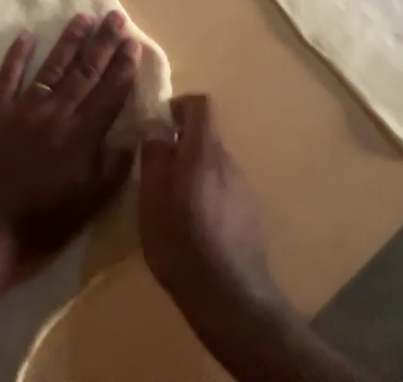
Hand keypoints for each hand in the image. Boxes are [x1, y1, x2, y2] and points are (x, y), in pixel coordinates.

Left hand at [0, 11, 141, 275]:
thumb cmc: (45, 223)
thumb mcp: (92, 203)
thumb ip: (115, 166)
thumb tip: (134, 134)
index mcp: (83, 136)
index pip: (110, 92)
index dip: (123, 65)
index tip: (133, 41)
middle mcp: (57, 114)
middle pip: (85, 71)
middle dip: (103, 42)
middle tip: (115, 16)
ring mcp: (24, 109)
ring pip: (52, 67)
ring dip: (68, 41)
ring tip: (82, 17)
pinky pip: (8, 76)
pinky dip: (17, 55)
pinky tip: (27, 35)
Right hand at [139, 95, 278, 316]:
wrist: (230, 297)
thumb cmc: (181, 243)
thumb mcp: (152, 198)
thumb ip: (154, 156)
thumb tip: (155, 126)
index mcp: (205, 152)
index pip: (201, 105)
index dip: (178, 106)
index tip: (158, 124)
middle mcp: (230, 163)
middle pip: (206, 136)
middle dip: (180, 145)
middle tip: (154, 170)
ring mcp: (244, 189)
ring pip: (213, 165)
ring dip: (192, 172)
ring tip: (170, 203)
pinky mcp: (250, 214)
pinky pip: (223, 189)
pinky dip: (206, 195)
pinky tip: (192, 227)